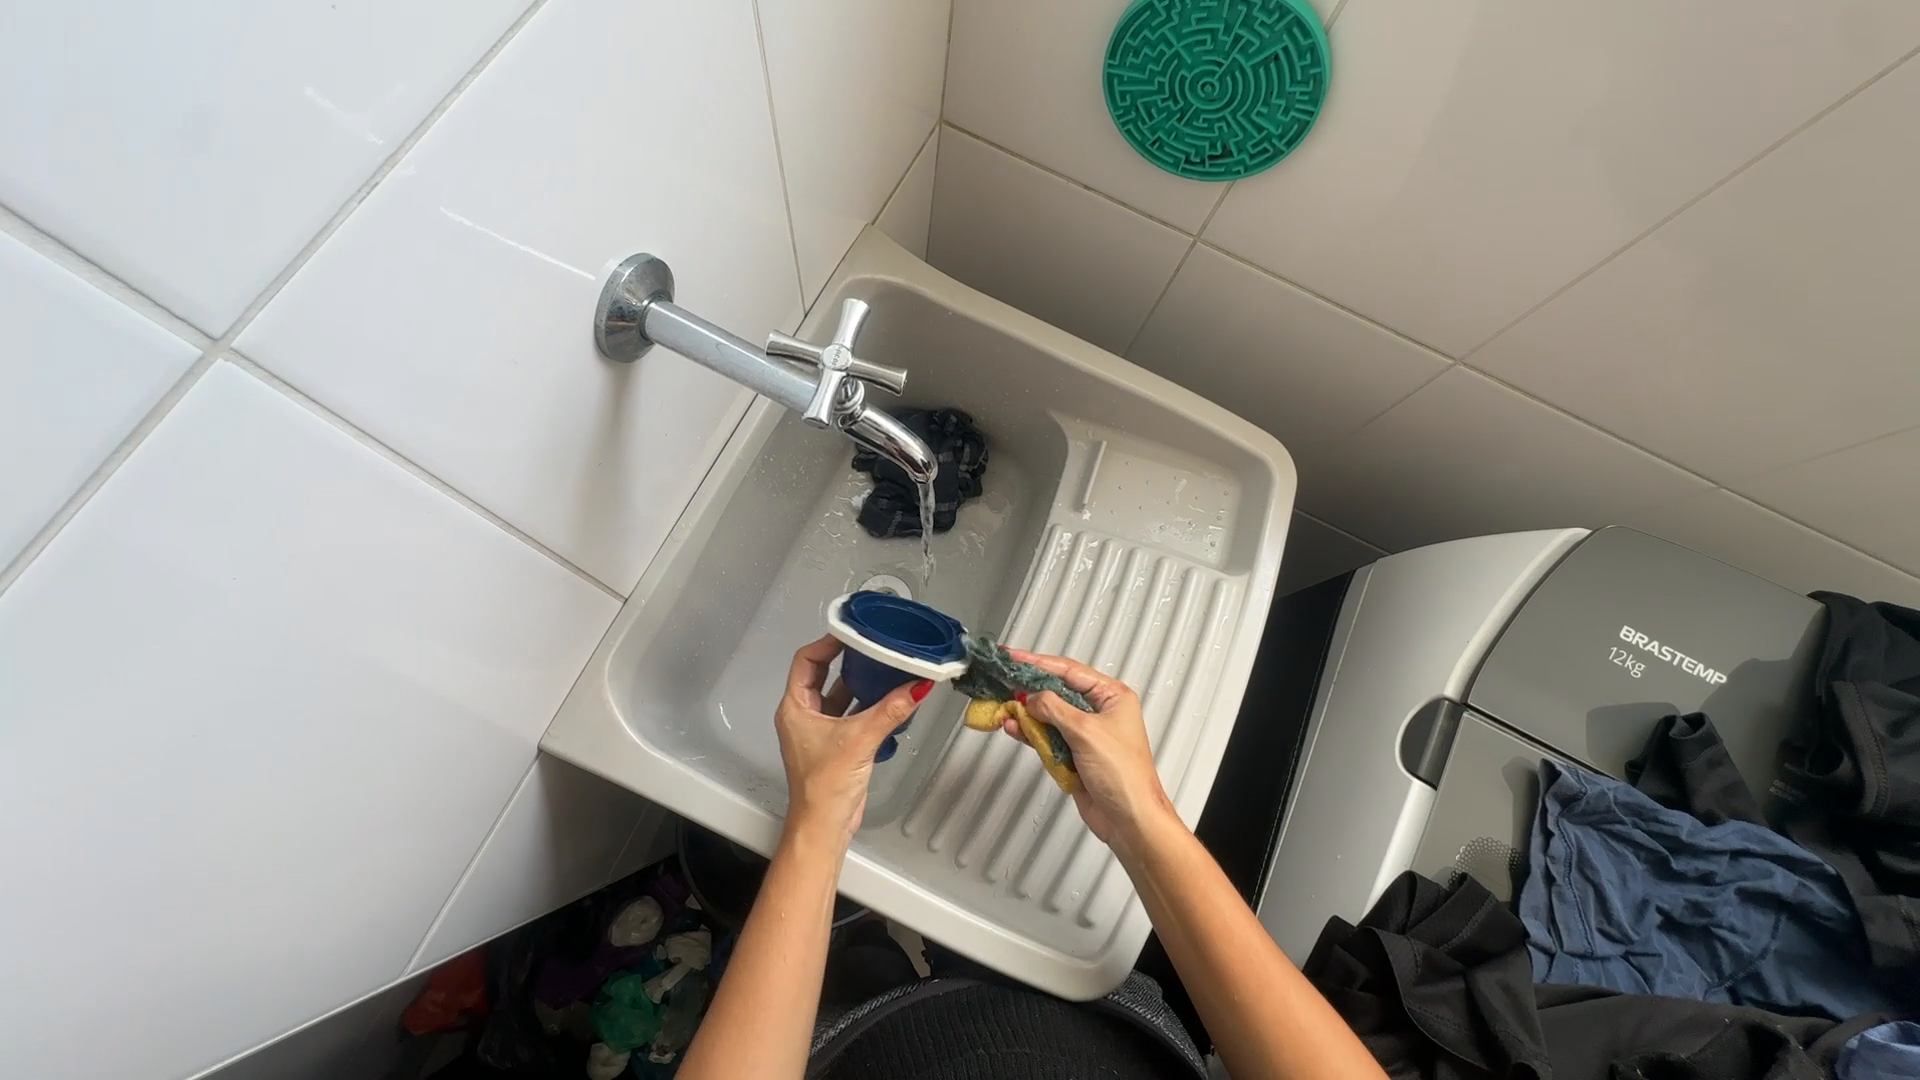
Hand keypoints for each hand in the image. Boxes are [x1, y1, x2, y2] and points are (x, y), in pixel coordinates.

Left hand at [775, 636, 929, 843]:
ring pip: (840, 695)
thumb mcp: (860, 739)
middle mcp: (804, 716)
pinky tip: (890, 699)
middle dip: (848, 659)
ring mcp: (820, 731)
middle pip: (823, 674)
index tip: (852, 632)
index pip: (806, 661)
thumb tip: (918, 687)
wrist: (824, 827)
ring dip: (862, 683)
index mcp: (795, 708)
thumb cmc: (824, 786)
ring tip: (886, 667)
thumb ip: (891, 710)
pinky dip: (869, 705)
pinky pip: (852, 714)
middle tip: (872, 645)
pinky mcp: (836, 745)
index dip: (828, 643)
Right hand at [1001, 650, 1174, 848]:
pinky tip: (1014, 727)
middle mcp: (1099, 711)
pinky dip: (1029, 732)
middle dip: (1028, 688)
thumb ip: (1054, 709)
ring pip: (1047, 714)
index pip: (1068, 670)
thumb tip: (1032, 697)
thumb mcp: (1086, 732)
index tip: (1013, 657)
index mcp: (1112, 696)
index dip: (1037, 662)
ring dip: (1026, 713)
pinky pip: (1046, 736)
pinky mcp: (1073, 754)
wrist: (1130, 821)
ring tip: (1003, 706)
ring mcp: (1085, 733)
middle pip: (1055, 691)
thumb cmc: (1125, 776)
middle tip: (1002, 680)